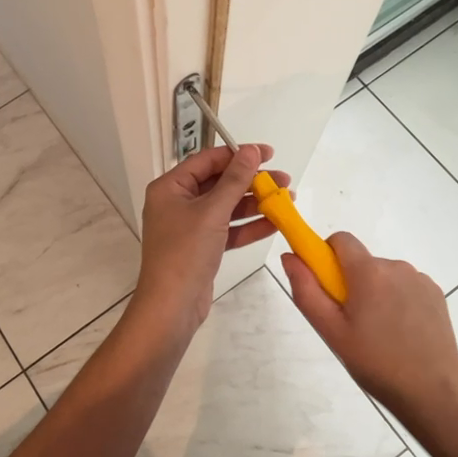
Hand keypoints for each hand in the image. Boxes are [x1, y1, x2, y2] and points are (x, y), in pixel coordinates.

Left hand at [135, 144, 288, 329]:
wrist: (171, 306)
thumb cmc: (185, 252)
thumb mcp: (212, 212)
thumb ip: (234, 180)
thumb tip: (251, 151)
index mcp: (170, 187)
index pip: (207, 161)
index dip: (238, 154)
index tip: (268, 153)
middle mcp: (177, 203)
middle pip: (219, 183)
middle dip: (251, 181)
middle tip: (284, 180)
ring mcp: (189, 226)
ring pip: (226, 207)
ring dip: (255, 204)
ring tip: (288, 200)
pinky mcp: (202, 247)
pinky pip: (228, 230)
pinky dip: (249, 227)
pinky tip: (275, 223)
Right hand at [284, 233, 457, 418]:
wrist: (432, 393)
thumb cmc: (375, 362)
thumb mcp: (330, 331)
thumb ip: (305, 290)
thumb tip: (290, 257)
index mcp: (369, 272)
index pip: (341, 239)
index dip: (327, 256)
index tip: (327, 285)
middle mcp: (396, 266)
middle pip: (362, 262)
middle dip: (351, 282)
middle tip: (351, 322)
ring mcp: (420, 280)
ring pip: (384, 275)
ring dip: (375, 293)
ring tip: (378, 333)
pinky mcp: (436, 294)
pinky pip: (405, 286)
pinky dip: (397, 301)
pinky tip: (401, 333)